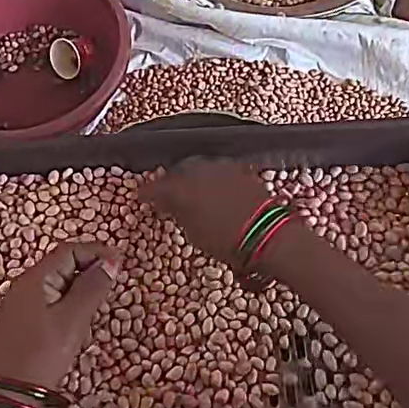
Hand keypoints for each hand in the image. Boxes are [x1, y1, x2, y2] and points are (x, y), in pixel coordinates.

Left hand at [0, 243, 120, 389]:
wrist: (5, 397)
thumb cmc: (40, 356)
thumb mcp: (71, 321)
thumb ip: (92, 288)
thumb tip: (111, 262)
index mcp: (35, 279)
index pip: (68, 251)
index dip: (96, 251)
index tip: (120, 262)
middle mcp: (24, 287)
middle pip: (61, 265)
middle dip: (90, 268)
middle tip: (115, 281)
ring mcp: (20, 307)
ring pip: (57, 286)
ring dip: (81, 288)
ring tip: (102, 300)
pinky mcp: (21, 326)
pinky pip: (50, 303)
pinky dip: (69, 304)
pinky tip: (80, 321)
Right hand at [140, 159, 279, 266]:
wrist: (267, 235)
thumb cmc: (224, 241)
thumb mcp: (193, 232)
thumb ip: (178, 213)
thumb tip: (170, 204)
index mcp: (179, 187)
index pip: (154, 187)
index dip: (145, 193)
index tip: (140, 198)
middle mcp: (197, 170)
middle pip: (176, 171)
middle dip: (170, 181)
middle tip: (166, 194)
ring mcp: (220, 167)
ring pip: (198, 167)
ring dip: (191, 177)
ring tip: (190, 191)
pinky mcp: (240, 169)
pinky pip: (218, 170)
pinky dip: (211, 178)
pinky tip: (213, 189)